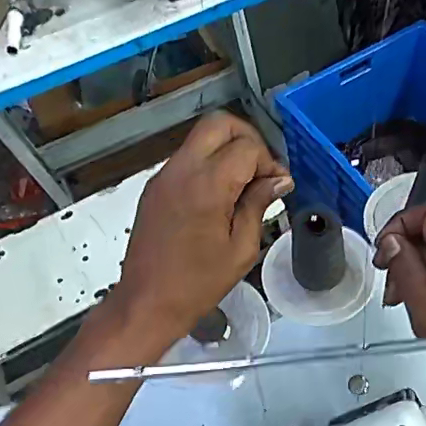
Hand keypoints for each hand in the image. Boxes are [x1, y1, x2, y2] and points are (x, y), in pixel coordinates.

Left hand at [107, 111, 290, 350]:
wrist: (148, 301)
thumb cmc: (199, 283)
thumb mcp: (242, 248)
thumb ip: (258, 205)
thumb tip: (278, 180)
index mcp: (207, 186)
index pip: (246, 147)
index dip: (269, 162)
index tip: (277, 186)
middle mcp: (182, 170)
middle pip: (219, 124)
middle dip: (248, 140)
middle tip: (262, 170)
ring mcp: (164, 175)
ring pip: (201, 138)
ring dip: (228, 151)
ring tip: (245, 186)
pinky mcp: (155, 186)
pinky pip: (188, 158)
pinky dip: (210, 164)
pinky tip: (222, 196)